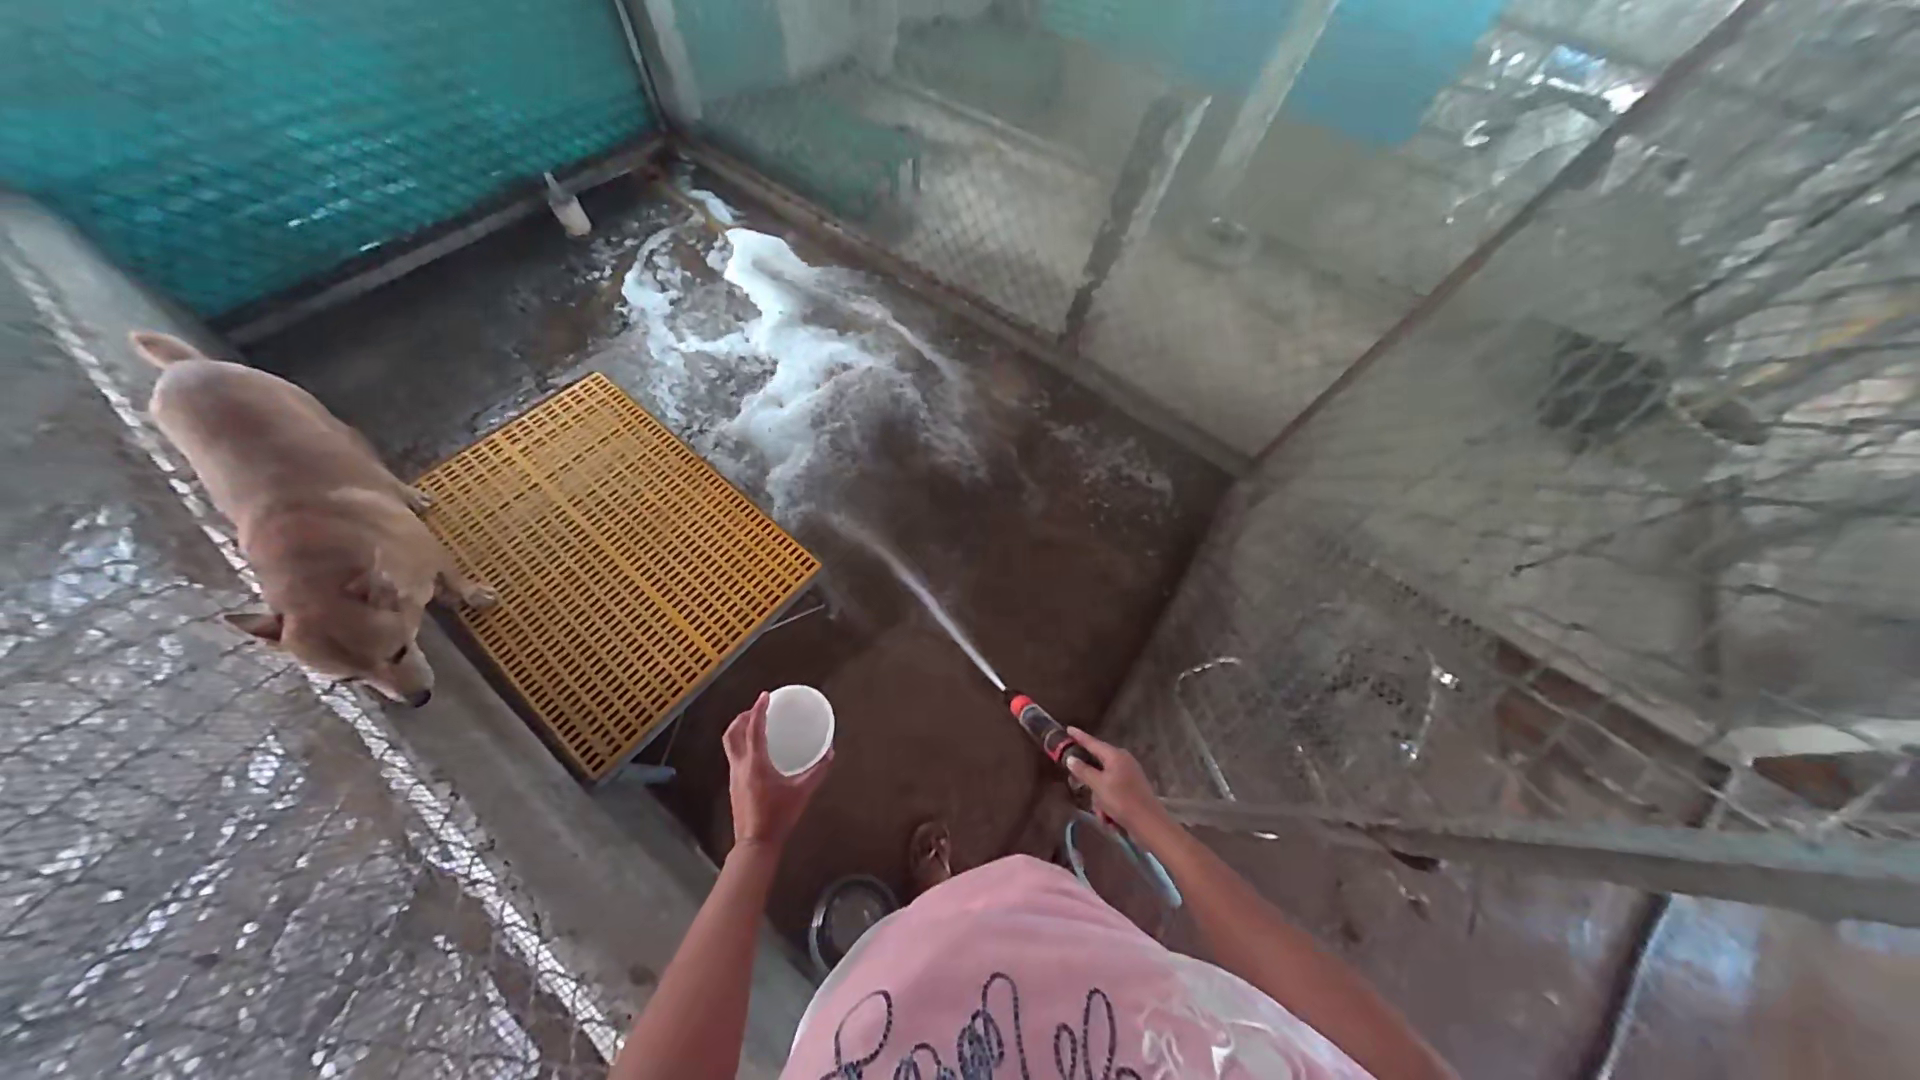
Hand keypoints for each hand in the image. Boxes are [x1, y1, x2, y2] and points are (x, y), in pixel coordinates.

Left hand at [724, 692, 831, 849]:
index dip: (759, 709)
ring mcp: (734, 776)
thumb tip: (829, 753)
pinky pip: (734, 755)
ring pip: (730, 744)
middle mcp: (740, 765)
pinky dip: (742, 744)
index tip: (765, 696)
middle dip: (743, 717)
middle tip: (757, 708)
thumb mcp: (802, 792)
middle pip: (733, 733)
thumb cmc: (778, 816)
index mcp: (756, 763)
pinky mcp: (734, 785)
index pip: (753, 729)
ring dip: (740, 729)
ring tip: (754, 724)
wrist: (756, 843)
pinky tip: (756, 749)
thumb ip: (817, 771)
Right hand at [1064, 727, 1174, 840]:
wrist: (1149, 824)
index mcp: (1115, 755)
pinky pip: (1112, 794)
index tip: (1068, 729)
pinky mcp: (1132, 790)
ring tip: (1103, 815)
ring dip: (1099, 801)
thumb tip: (1070, 758)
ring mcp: (1129, 776)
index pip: (1092, 742)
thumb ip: (1083, 771)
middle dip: (1090, 784)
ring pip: (1103, 784)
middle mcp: (1123, 762)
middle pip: (1096, 767)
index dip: (1079, 736)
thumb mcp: (1098, 785)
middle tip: (1079, 787)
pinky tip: (1110, 819)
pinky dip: (1108, 806)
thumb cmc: (1122, 800)